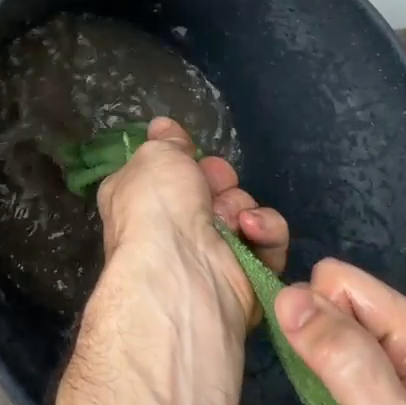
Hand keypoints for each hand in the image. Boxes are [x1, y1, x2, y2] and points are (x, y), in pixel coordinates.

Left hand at [94, 117, 291, 327]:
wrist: (182, 272)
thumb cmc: (156, 206)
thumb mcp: (154, 156)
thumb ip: (166, 141)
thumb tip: (164, 127)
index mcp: (138, 196)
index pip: (166, 169)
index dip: (182, 155)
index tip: (188, 148)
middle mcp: (170, 225)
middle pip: (210, 186)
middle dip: (217, 178)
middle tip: (214, 183)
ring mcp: (208, 251)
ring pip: (242, 210)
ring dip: (241, 206)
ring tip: (232, 217)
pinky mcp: (245, 276)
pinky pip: (267, 241)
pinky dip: (265, 232)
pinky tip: (252, 232)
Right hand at [275, 259, 405, 404]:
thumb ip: (344, 358)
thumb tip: (287, 295)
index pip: (340, 282)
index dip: (317, 317)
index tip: (317, 366)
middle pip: (339, 303)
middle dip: (319, 338)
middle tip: (330, 396)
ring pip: (338, 330)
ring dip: (324, 362)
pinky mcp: (401, 388)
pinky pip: (348, 358)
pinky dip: (334, 380)